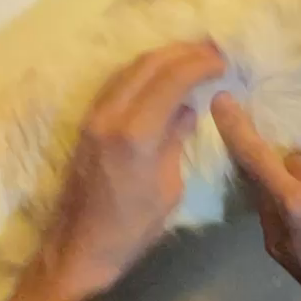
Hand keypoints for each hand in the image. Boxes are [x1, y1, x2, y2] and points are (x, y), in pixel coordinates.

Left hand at [30, 42, 224, 300]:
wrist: (77, 250)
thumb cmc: (130, 231)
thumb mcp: (167, 190)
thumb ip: (175, 141)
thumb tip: (186, 110)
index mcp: (135, 135)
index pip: (171, 79)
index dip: (200, 64)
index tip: (223, 62)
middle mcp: (110, 116)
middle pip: (148, 65)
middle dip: (182, 52)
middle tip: (211, 51)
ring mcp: (92, 118)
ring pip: (128, 70)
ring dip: (160, 58)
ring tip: (189, 56)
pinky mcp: (84, 125)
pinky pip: (115, 84)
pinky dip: (140, 72)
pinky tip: (158, 76)